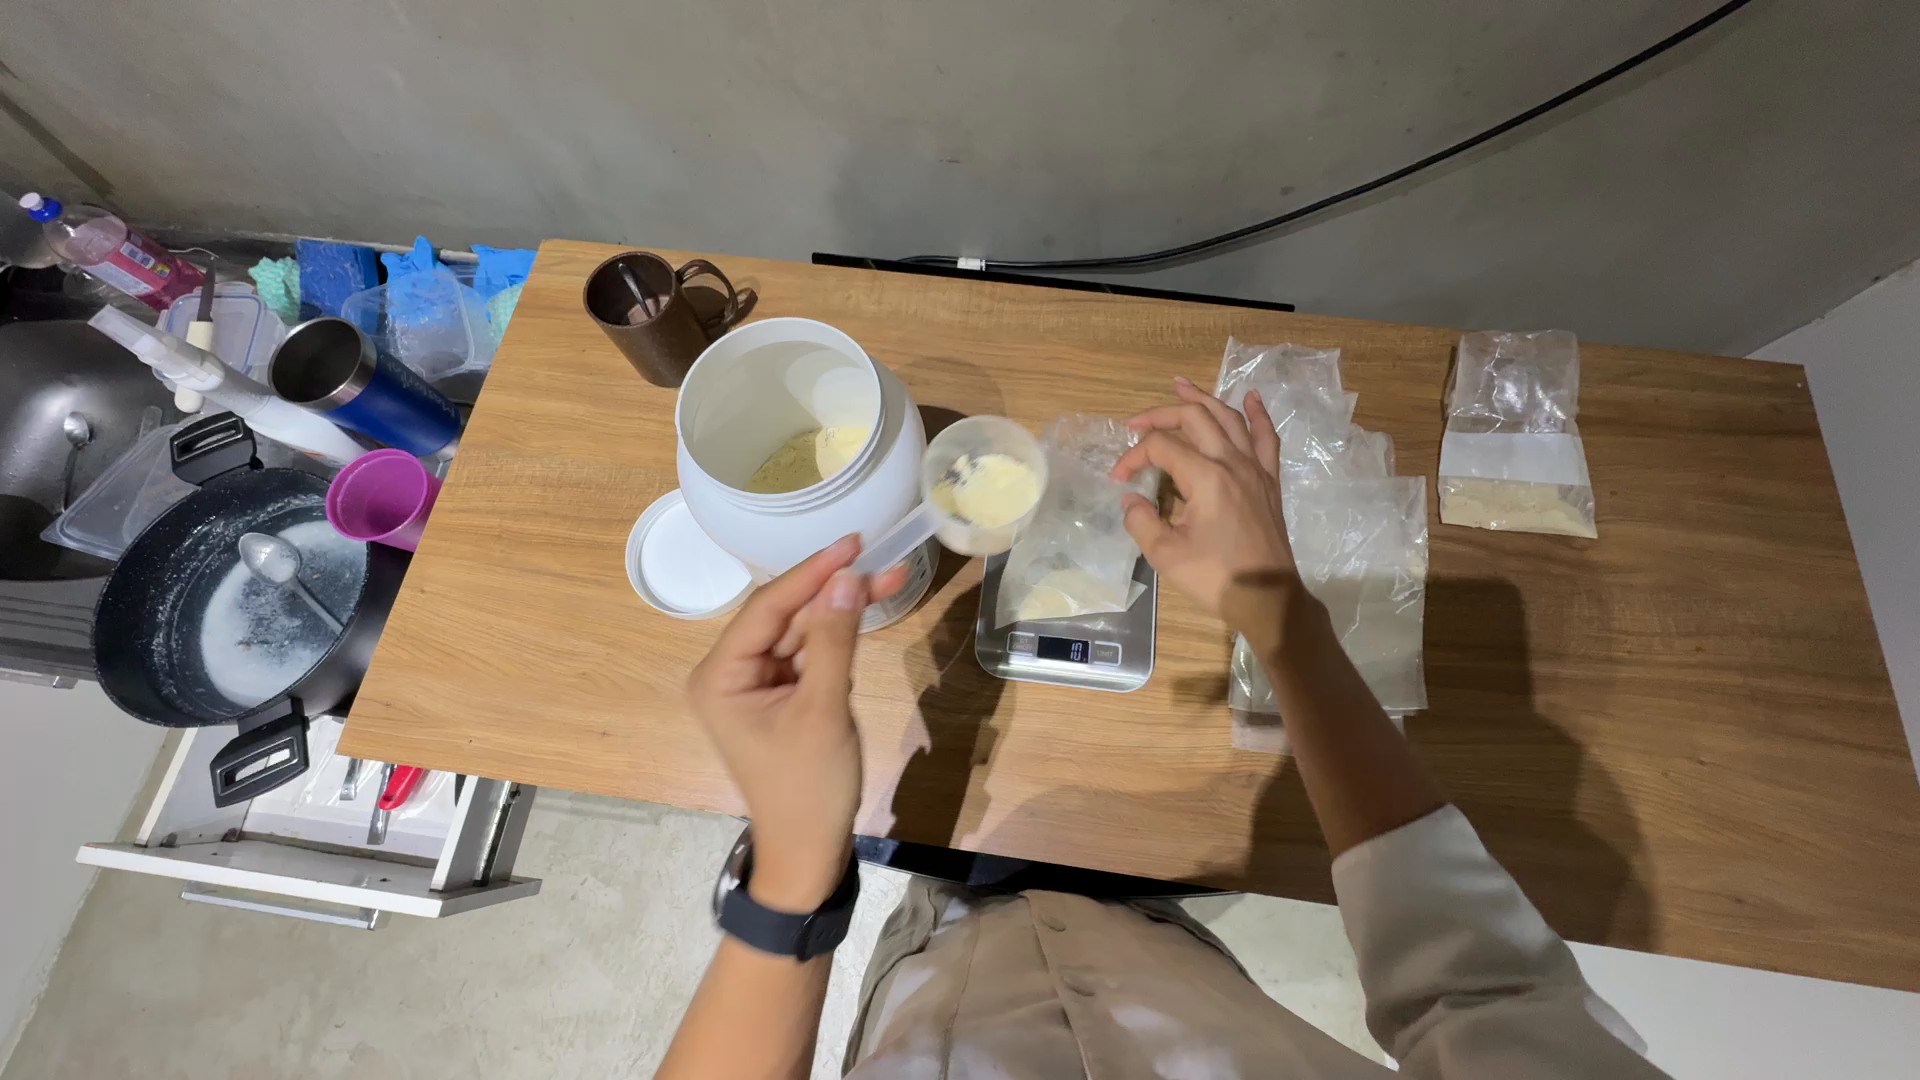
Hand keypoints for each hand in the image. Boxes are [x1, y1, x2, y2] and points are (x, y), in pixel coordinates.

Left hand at [686, 535, 906, 911]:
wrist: (810, 850)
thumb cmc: (808, 786)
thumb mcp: (822, 710)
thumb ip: (833, 640)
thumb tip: (848, 578)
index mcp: (720, 676)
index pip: (767, 607)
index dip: (812, 572)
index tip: (853, 543)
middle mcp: (731, 672)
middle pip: (785, 614)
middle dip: (832, 588)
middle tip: (879, 558)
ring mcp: (757, 682)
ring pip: (802, 629)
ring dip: (842, 607)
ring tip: (888, 577)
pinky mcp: (782, 692)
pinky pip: (810, 651)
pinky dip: (839, 633)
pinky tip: (867, 608)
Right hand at [1112, 377, 1305, 649]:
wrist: (1267, 598)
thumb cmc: (1215, 577)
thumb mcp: (1164, 554)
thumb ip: (1141, 520)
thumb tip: (1132, 500)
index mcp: (1205, 478)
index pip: (1161, 447)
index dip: (1132, 456)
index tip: (1117, 480)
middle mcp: (1232, 463)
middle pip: (1195, 418)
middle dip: (1161, 415)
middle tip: (1135, 422)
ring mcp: (1256, 469)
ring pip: (1229, 419)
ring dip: (1203, 399)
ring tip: (1181, 387)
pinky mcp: (1268, 481)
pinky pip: (1266, 437)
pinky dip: (1257, 414)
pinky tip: (1250, 398)